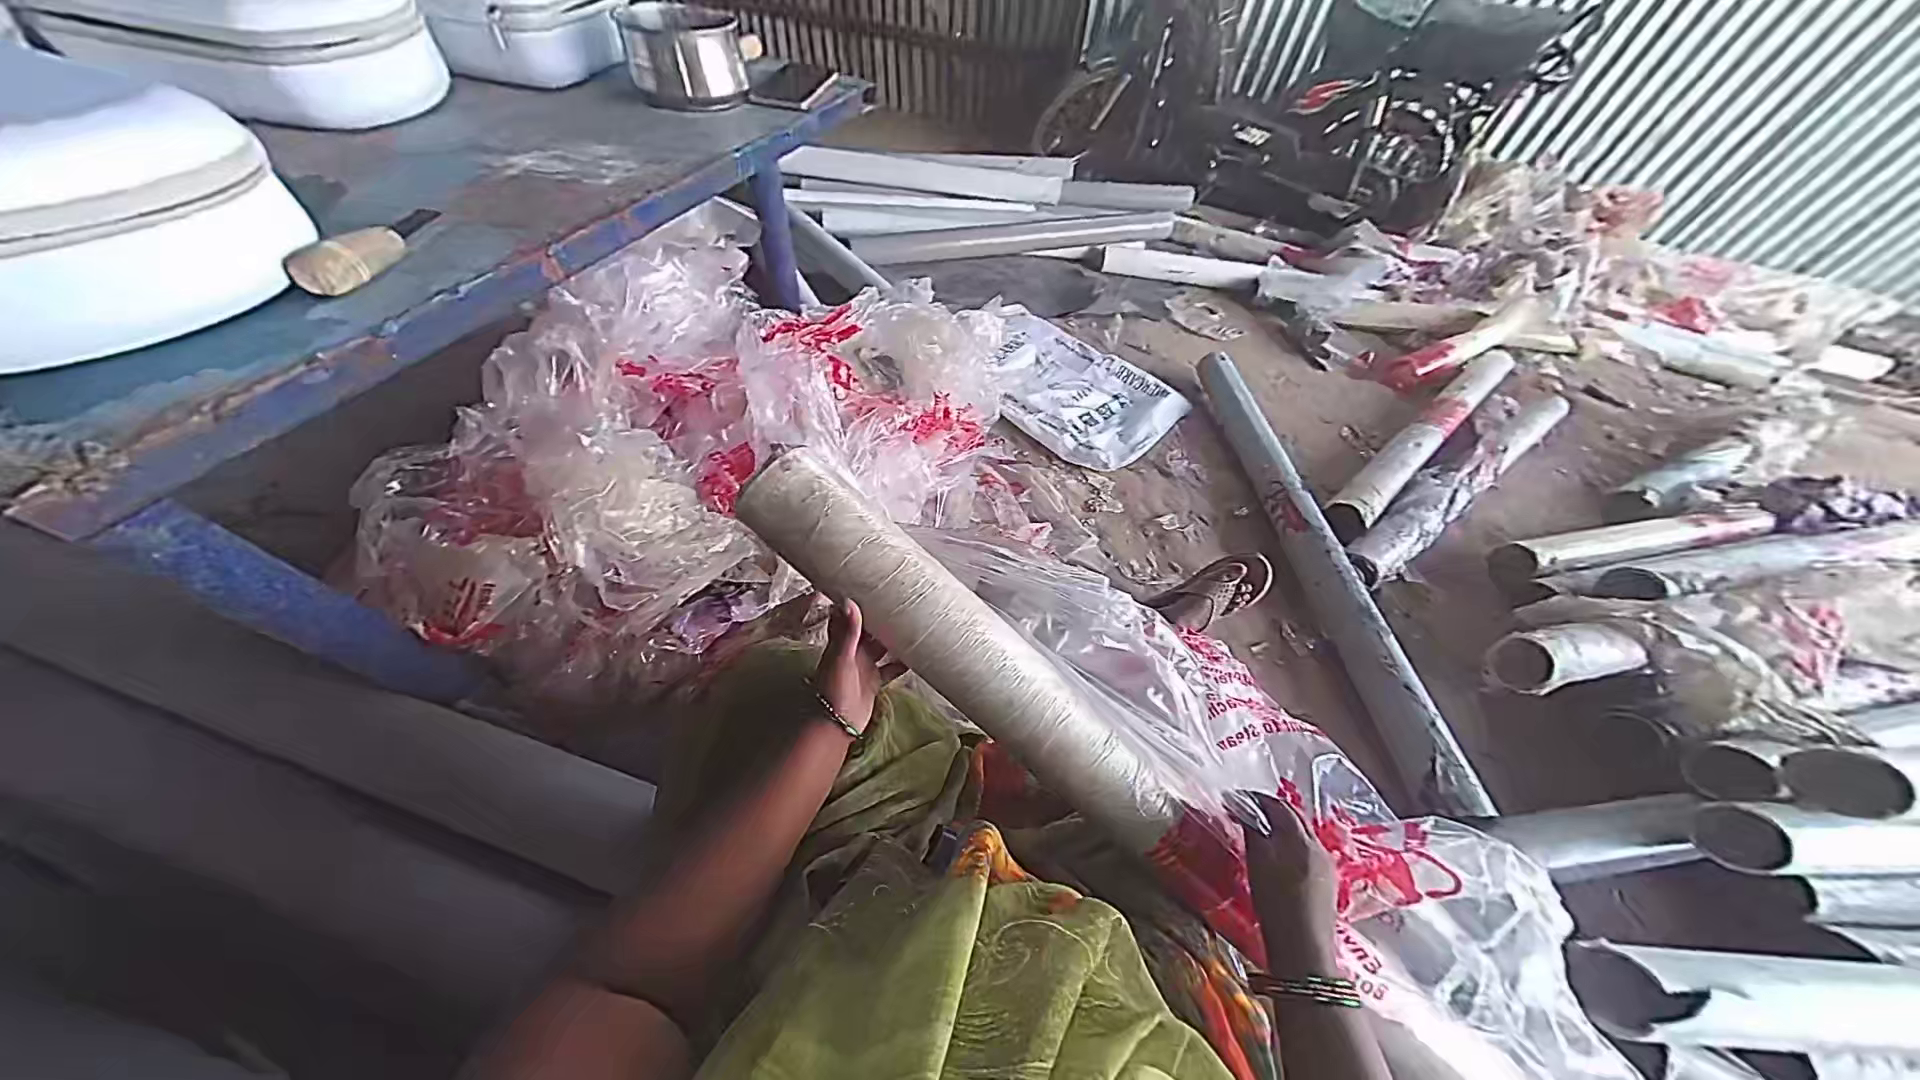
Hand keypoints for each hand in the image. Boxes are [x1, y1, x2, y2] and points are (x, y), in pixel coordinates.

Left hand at [813, 597, 901, 735]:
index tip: (871, 586)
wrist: (837, 725)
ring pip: (882, 646)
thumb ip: (848, 632)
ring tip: (913, 624)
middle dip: (881, 617)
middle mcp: (853, 651)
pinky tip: (917, 655)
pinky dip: (902, 662)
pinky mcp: (875, 681)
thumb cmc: (834, 690)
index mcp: (842, 642)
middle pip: (869, 629)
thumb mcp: (841, 659)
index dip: (857, 602)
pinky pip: (891, 668)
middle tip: (901, 601)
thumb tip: (850, 601)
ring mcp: (865, 666)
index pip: (849, 616)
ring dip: (894, 637)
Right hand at [1243, 792, 1339, 971]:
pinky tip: (1276, 857)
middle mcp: (1318, 847)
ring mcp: (1326, 866)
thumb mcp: (1257, 861)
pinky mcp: (1327, 884)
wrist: (1304, 949)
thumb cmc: (1275, 902)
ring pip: (1301, 835)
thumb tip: (1244, 810)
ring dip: (1280, 828)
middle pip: (1293, 817)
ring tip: (1257, 833)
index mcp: (1300, 838)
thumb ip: (1253, 831)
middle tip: (1244, 811)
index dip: (1255, 798)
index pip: (1278, 805)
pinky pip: (1306, 852)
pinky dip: (1289, 845)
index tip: (1234, 799)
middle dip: (1269, 810)